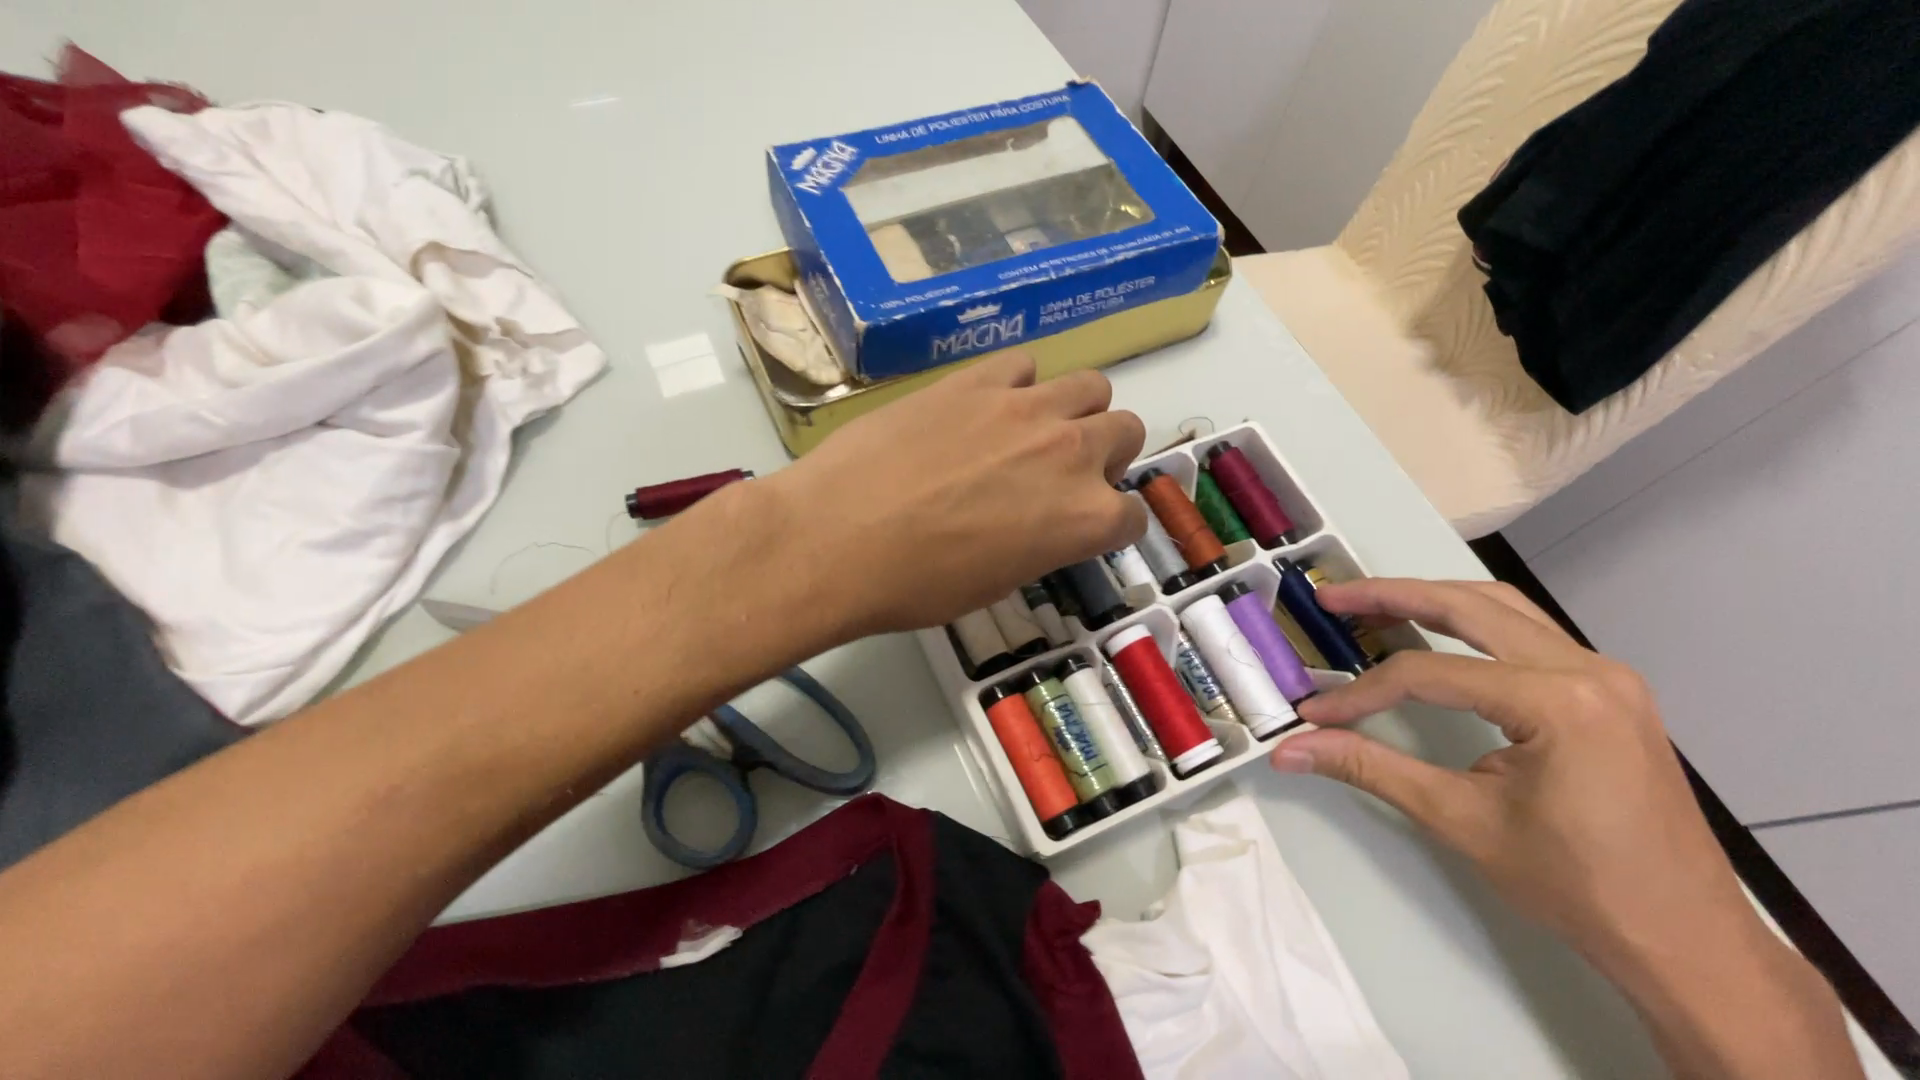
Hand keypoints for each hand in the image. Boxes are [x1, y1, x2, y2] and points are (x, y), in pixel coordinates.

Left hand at [770, 352, 1145, 635]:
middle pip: (1125, 432)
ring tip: (1030, 433)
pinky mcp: (977, 379)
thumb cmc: (915, 585)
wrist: (836, 538)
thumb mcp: (996, 583)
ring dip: (1074, 410)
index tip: (1081, 526)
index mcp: (1085, 519)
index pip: (1132, 514)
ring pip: (1090, 386)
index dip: (1109, 523)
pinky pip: (1024, 365)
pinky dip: (1017, 385)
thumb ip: (1041, 543)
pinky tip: (984, 408)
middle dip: (1103, 456)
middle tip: (1057, 475)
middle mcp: (1073, 453)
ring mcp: (1027, 408)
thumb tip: (1040, 522)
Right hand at [1269, 579, 1860, 1079]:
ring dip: (1436, 600)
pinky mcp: (1610, 693)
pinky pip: (1532, 636)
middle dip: (1394, 596)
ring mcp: (1607, 677)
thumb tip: (1292, 751)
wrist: (1685, 939)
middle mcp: (1589, 669)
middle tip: (1332, 598)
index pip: (1431, 674)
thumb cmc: (1577, 885)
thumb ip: (1371, 769)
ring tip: (1376, 602)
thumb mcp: (1462, 821)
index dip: (1362, 692)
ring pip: (1506, 610)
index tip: (1315, 715)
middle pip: (1471, 607)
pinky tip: (1441, 635)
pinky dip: (1475, 625)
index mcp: (1558, 701)